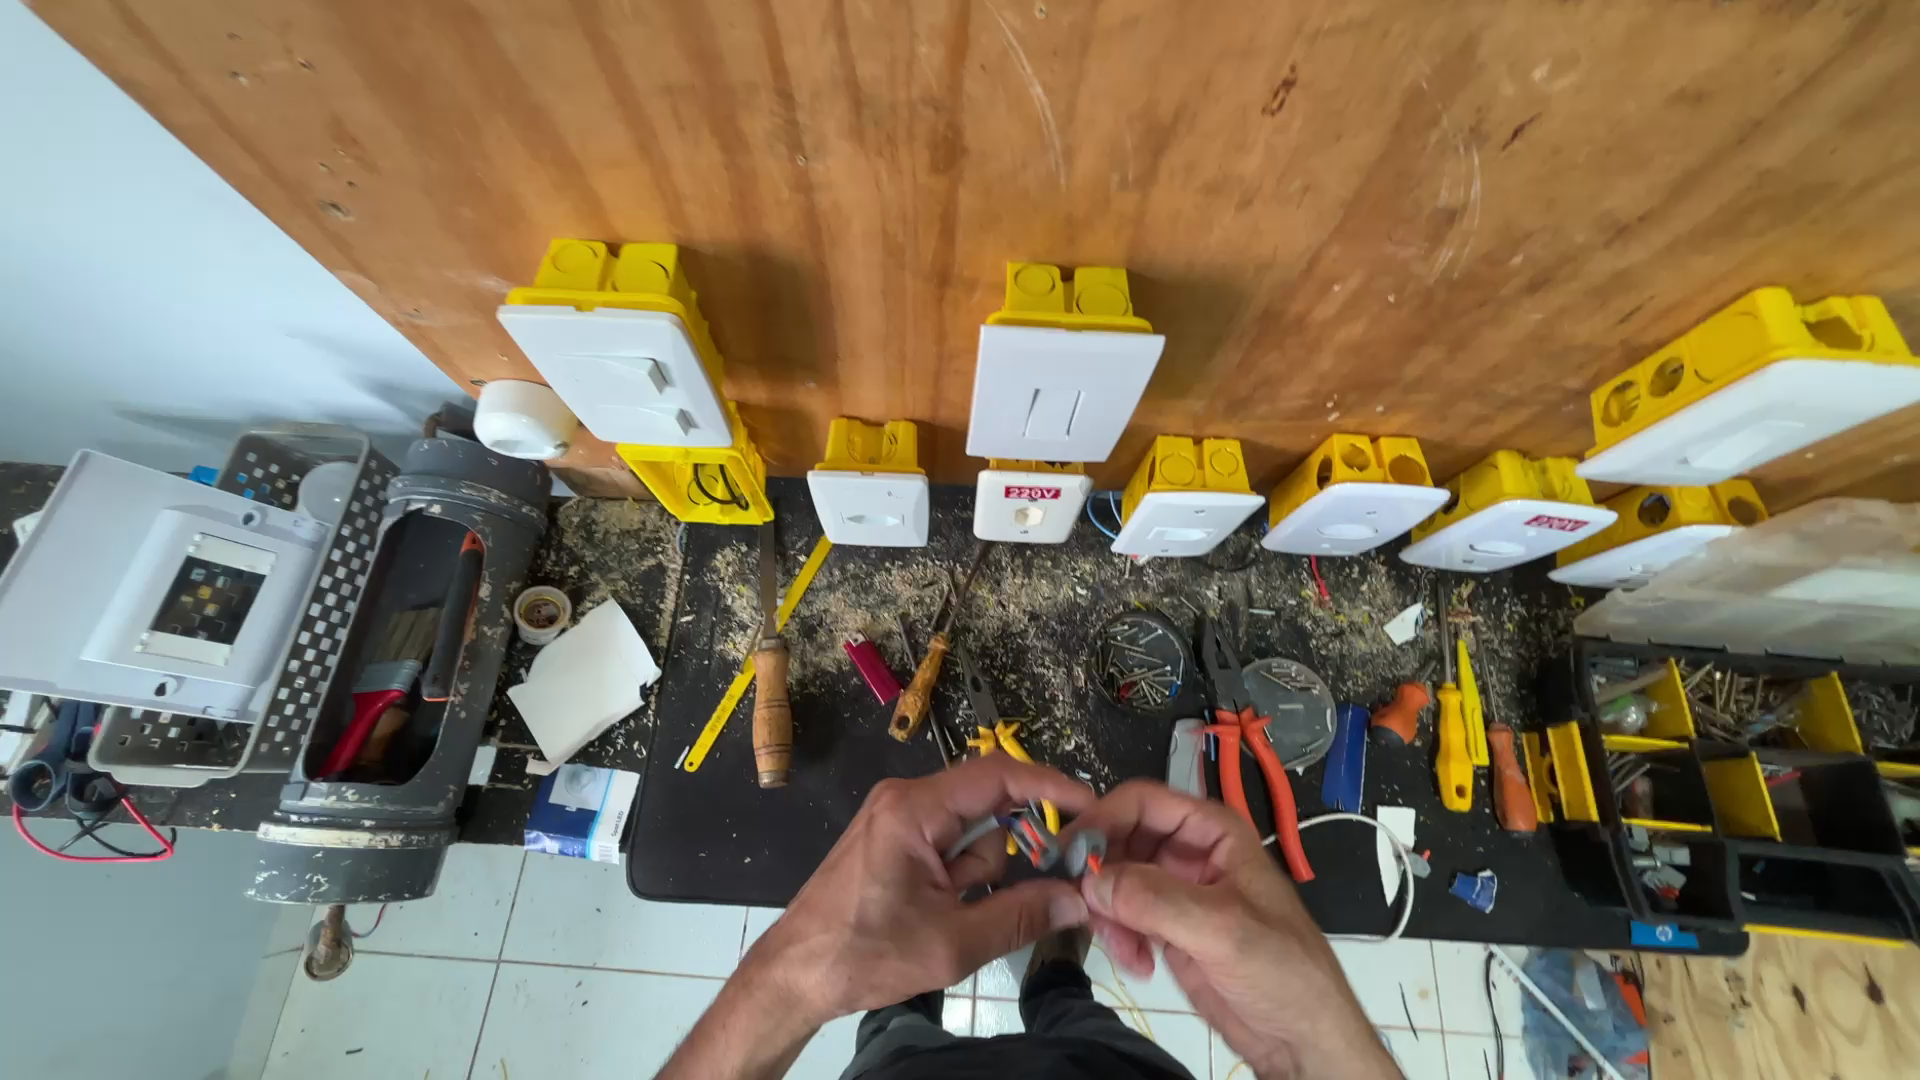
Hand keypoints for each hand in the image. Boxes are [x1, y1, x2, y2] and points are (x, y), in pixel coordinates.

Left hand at [744, 755, 1095, 1027]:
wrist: (793, 974)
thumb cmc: (864, 954)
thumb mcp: (951, 942)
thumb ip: (1021, 915)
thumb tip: (1079, 899)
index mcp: (915, 807)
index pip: (997, 775)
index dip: (1049, 786)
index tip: (1091, 805)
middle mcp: (906, 797)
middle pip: (986, 804)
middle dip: (1009, 849)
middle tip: (1034, 887)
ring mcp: (898, 815)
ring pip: (969, 830)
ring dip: (979, 872)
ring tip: (951, 916)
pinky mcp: (894, 837)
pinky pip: (949, 842)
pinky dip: (962, 874)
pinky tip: (942, 910)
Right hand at [1067, 780, 1395, 1079]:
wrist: (1303, 1042)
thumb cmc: (1282, 971)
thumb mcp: (1223, 929)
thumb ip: (1156, 899)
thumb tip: (1092, 881)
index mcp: (1210, 830)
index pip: (1143, 802)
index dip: (1104, 818)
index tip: (1071, 852)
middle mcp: (1187, 849)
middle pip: (1121, 837)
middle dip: (1100, 870)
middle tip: (1082, 905)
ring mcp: (1173, 888)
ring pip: (1114, 876)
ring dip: (1106, 909)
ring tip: (1121, 947)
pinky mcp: (1164, 924)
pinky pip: (1120, 912)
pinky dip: (1117, 934)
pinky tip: (1137, 963)